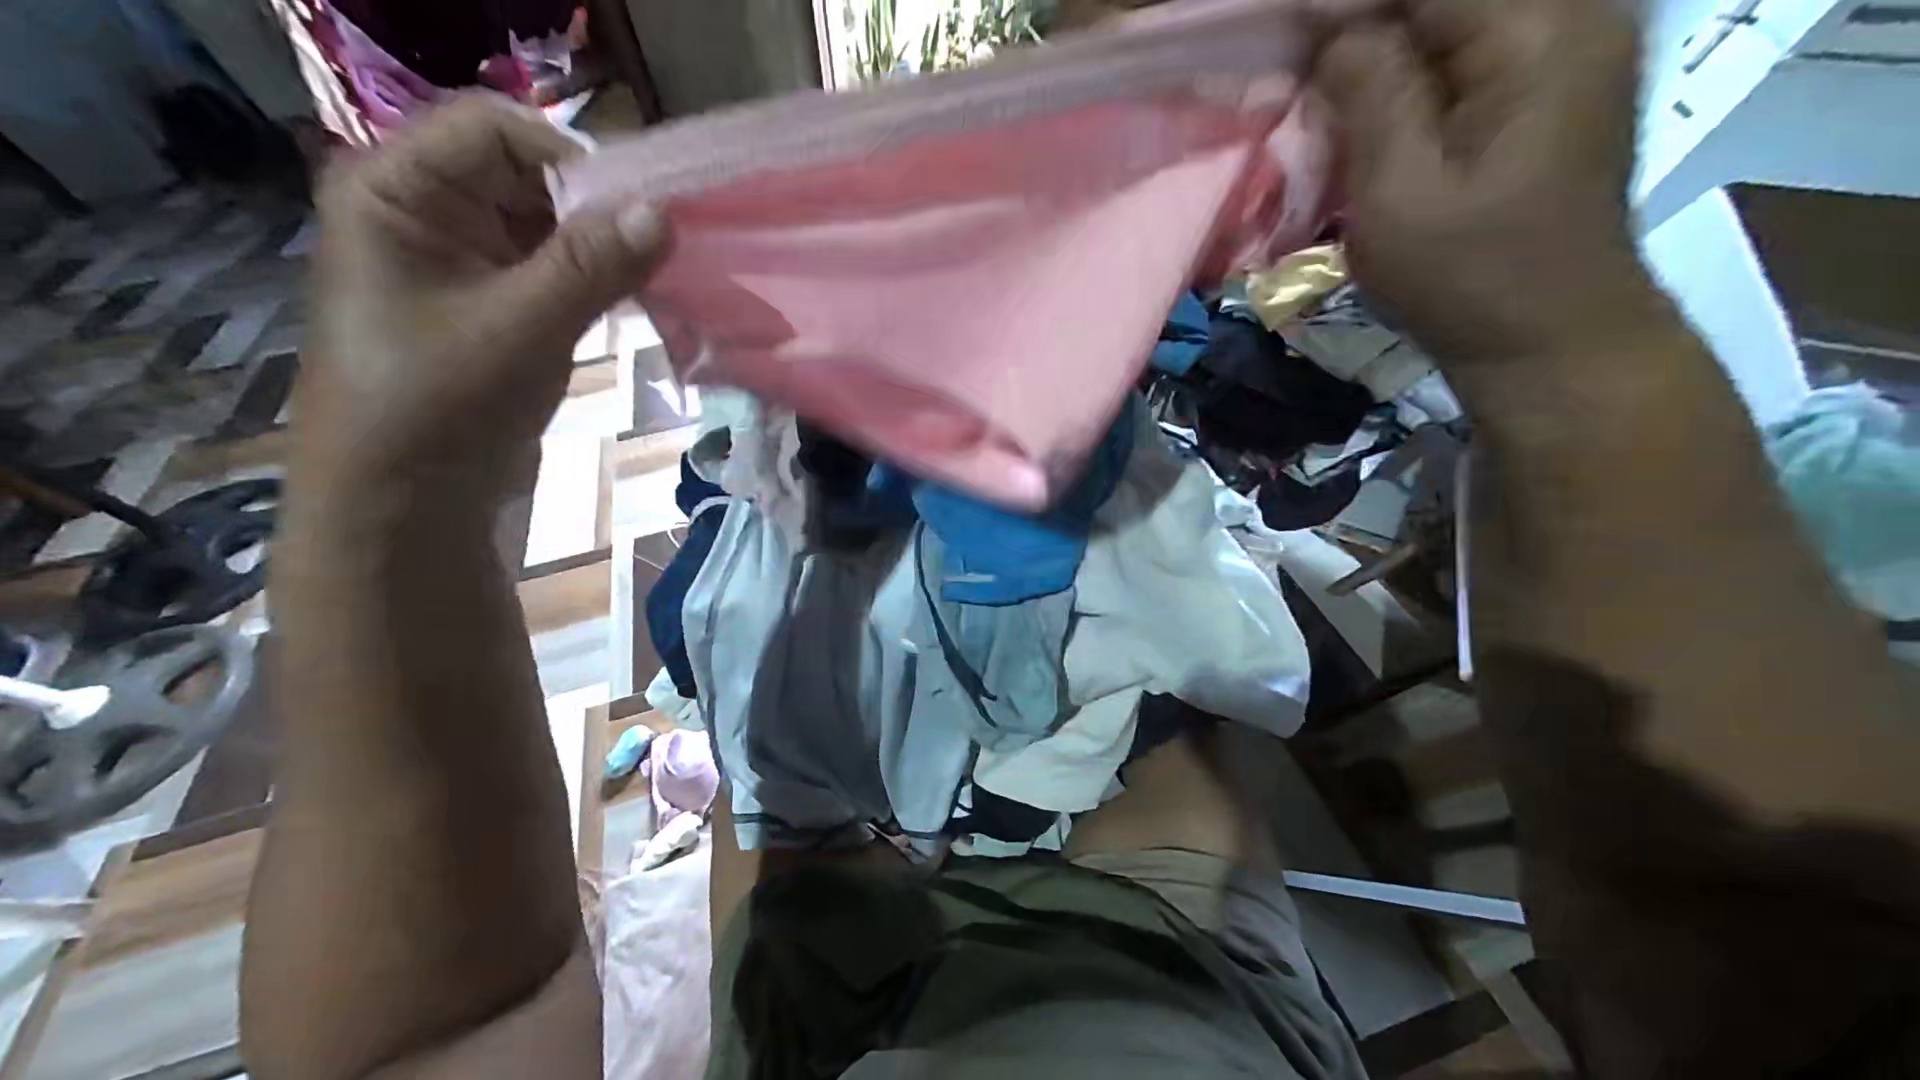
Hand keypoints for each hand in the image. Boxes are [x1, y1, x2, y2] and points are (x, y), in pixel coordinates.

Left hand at [300, 95, 664, 490]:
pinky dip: (595, 281)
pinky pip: (553, 269)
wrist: (408, 503)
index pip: (495, 129)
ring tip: (654, 279)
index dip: (572, 157)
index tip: (641, 211)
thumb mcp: (521, 327)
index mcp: (396, 190)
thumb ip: (592, 265)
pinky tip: (632, 300)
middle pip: (527, 174)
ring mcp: (463, 261)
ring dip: (603, 249)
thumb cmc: (440, 406)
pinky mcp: (495, 305)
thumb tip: (665, 212)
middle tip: (659, 250)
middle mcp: (426, 211)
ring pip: (549, 225)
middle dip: (596, 208)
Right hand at [1312, 0, 1659, 368]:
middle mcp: (1577, 17)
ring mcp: (1575, 50)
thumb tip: (1338, 32)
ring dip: (1393, 40)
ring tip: (1333, 72)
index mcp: (1541, 36)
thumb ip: (1372, 96)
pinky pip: (1480, 45)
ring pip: (1465, 17)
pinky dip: (1421, 61)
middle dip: (1371, 19)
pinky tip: (1378, 91)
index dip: (1349, 1)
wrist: (1546, 336)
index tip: (1287, 21)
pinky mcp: (1558, 86)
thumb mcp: (1399, 193)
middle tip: (1308, 50)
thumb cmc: (1465, 277)